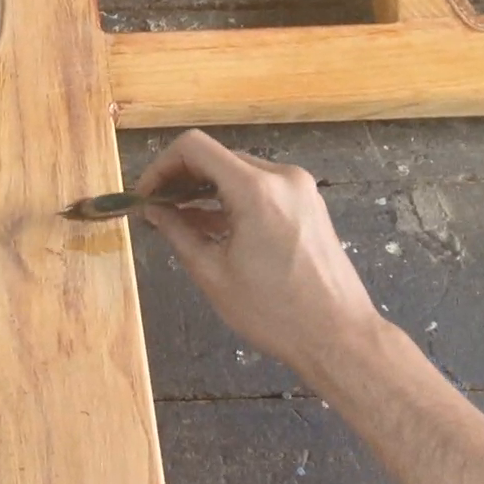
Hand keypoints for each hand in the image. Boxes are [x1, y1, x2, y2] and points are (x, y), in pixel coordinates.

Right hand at [137, 129, 383, 378]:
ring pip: (236, 170)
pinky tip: (208, 224)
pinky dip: (229, 198)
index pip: (194, 148)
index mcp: (256, 190)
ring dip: (203, 188)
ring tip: (175, 218)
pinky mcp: (307, 203)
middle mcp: (281, 177)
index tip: (145, 195)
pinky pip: (258, 186)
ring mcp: (299, 188)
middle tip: (154, 209)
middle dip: (179, 178)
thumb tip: (153, 211)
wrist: (338, 336)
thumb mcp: (212, 273)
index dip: (160, 166)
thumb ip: (178, 233)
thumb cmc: (272, 312)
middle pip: (216, 156)